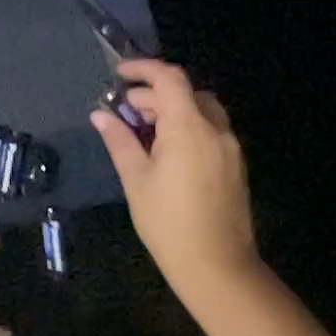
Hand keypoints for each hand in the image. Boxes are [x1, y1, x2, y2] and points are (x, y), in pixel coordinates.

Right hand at [90, 59, 257, 285]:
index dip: (143, 69)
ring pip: (202, 111)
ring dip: (173, 110)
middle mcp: (215, 130)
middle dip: (154, 94)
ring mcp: (230, 148)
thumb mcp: (136, 179)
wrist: (217, 266)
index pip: (170, 79)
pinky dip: (188, 128)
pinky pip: (211, 131)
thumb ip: (120, 141)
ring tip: (145, 131)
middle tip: (124, 112)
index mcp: (189, 128)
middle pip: (187, 93)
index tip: (119, 75)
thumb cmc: (168, 222)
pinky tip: (167, 152)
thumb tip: (101, 114)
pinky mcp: (235, 165)